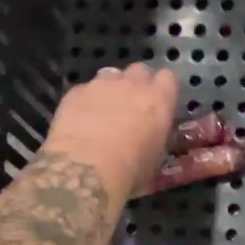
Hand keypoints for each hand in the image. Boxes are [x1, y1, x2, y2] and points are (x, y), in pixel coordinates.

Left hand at [40, 64, 178, 199]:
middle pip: (140, 71)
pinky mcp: (75, 92)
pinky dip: (87, 101)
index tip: (160, 105)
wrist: (84, 173)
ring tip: (105, 113)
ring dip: (112, 90)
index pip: (169, 78)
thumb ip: (157, 139)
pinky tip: (81, 121)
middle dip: (138, 85)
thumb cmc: (129, 173)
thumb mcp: (155, 162)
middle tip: (133, 108)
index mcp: (158, 102)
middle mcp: (131, 85)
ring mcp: (101, 85)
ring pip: (111, 76)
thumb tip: (154, 136)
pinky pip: (85, 90)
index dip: (164, 90)